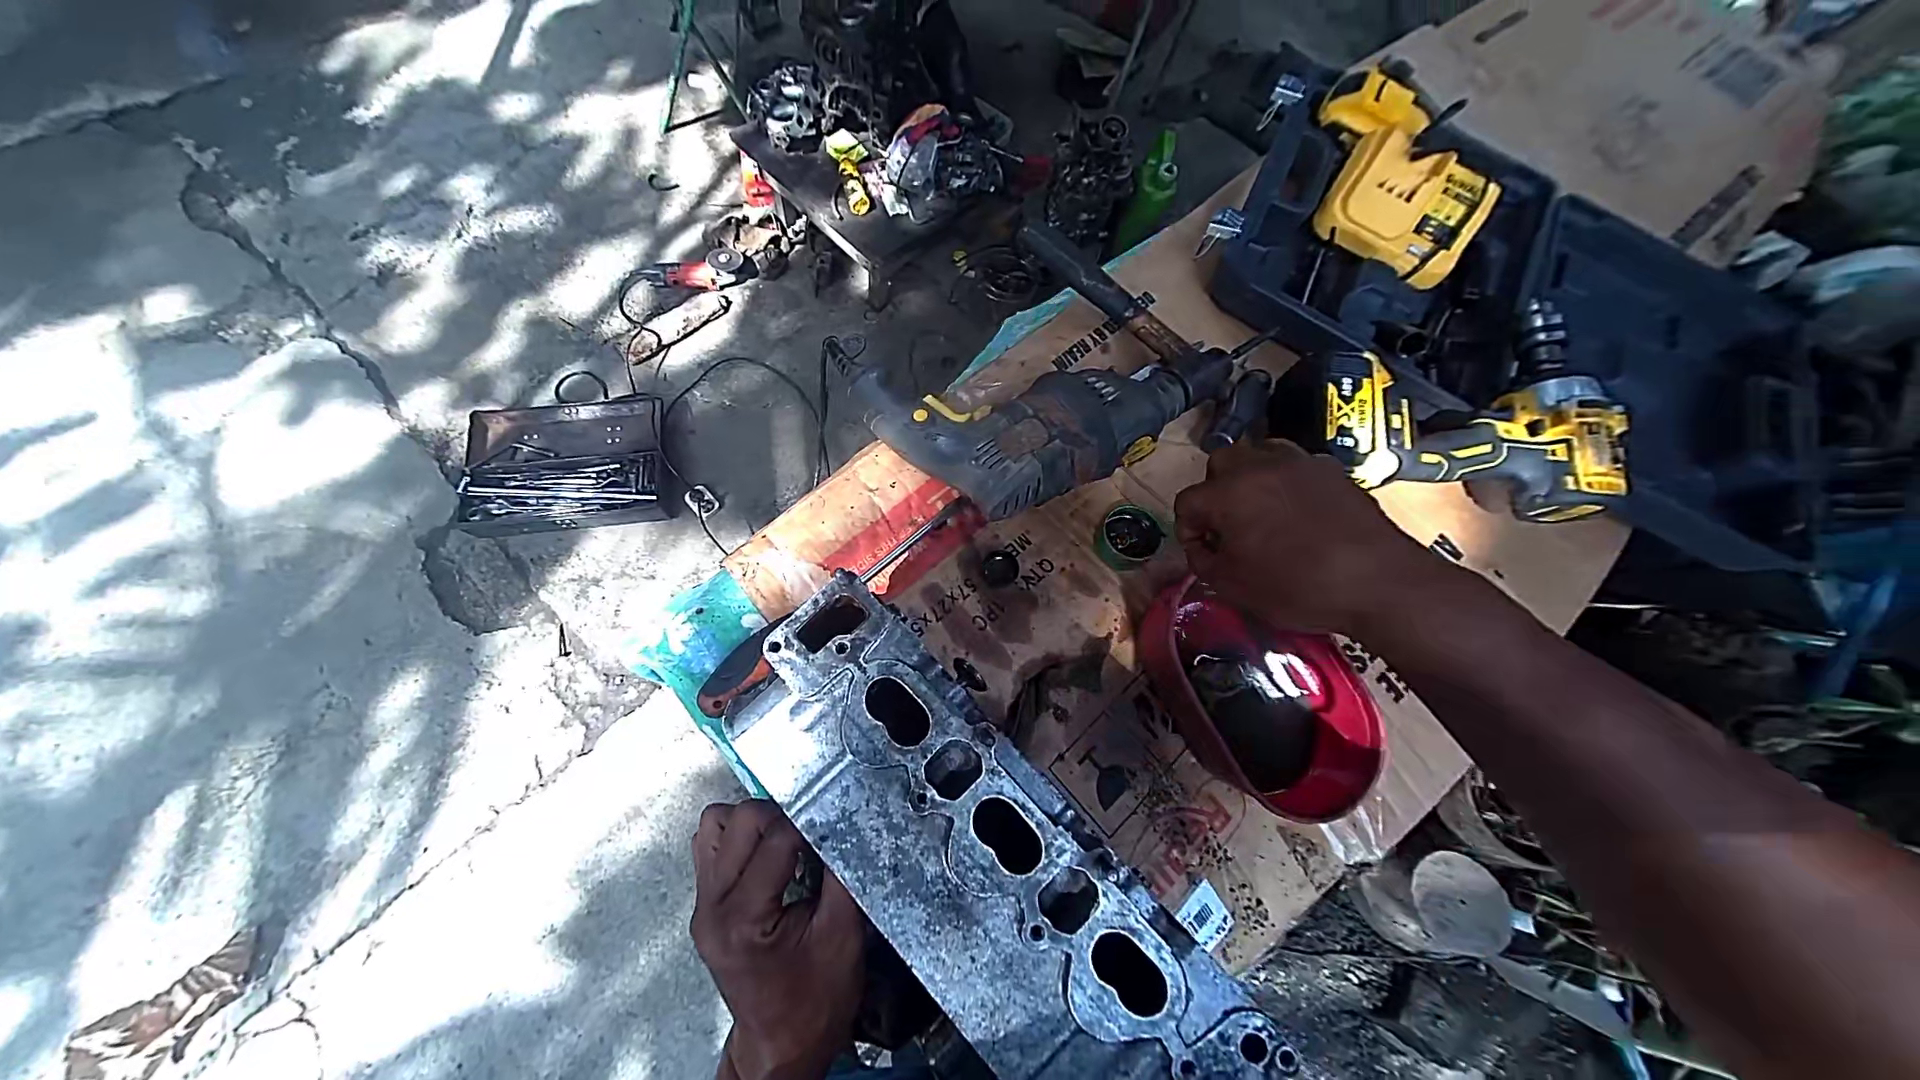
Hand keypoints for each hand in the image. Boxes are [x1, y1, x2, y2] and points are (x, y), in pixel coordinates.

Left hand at [692, 800, 864, 1079]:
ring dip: (755, 821)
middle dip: (783, 816)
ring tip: (787, 841)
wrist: (784, 1044)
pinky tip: (768, 853)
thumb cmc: (815, 1001)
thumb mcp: (843, 933)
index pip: (777, 837)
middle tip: (812, 834)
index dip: (813, 823)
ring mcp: (702, 905)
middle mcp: (711, 907)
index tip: (834, 825)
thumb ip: (841, 871)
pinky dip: (741, 836)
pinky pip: (712, 844)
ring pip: (716, 823)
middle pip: (740, 819)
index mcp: (743, 918)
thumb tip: (840, 821)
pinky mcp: (705, 903)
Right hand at [1173, 439, 1449, 636]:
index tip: (1203, 553)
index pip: (1187, 502)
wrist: (1379, 581)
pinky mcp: (1332, 470)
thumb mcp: (1233, 586)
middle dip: (1215, 492)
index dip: (1188, 531)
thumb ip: (1203, 561)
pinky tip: (1296, 511)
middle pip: (1219, 464)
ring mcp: (1299, 462)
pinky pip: (1295, 466)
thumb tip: (1203, 547)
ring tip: (1259, 509)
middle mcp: (1259, 466)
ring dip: (1249, 477)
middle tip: (1227, 525)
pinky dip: (1285, 481)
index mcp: (1227, 492)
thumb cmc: (1297, 587)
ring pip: (1258, 453)